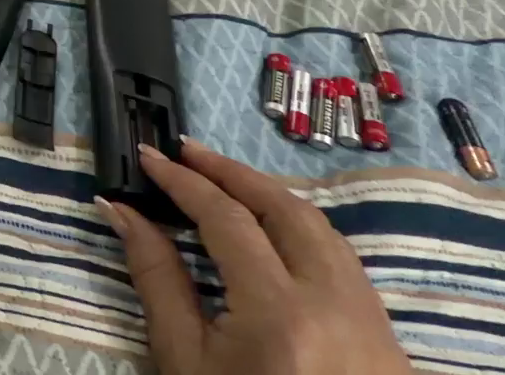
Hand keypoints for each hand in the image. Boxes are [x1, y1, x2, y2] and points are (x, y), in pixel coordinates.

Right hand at [99, 138, 411, 374]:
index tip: (147, 157)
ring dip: (268, 195)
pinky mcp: (385, 336)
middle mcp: (337, 305)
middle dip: (232, 172)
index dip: (183, 181)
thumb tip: (119, 210)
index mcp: (280, 312)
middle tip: (185, 151)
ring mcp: (371, 320)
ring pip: (324, 231)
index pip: (228, 219)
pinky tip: (265, 226)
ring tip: (221, 178)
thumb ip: (155, 276)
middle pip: (288, 211)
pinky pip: (341, 260)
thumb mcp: (183, 356)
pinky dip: (297, 227)